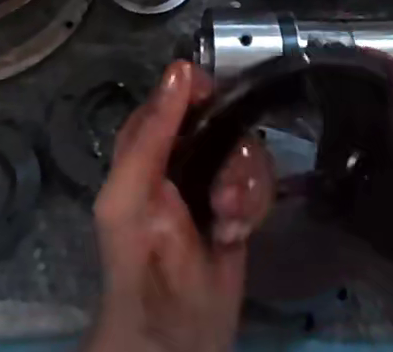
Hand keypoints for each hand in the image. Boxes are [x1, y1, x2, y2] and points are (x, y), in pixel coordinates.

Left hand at [83, 61, 272, 351]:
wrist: (176, 334)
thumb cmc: (141, 261)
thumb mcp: (130, 196)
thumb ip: (152, 133)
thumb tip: (181, 67)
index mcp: (147, 144)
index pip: (174, 93)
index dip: (196, 91)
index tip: (215, 101)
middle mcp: (182, 152)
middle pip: (223, 117)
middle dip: (231, 152)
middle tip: (223, 190)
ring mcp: (214, 176)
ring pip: (247, 147)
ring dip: (244, 185)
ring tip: (229, 219)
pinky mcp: (241, 200)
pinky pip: (262, 177)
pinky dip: (255, 203)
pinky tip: (237, 230)